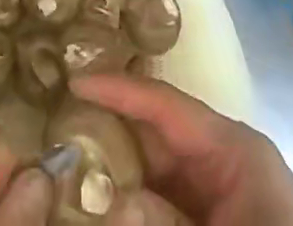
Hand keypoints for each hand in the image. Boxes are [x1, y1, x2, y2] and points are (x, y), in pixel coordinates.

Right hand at [71, 75, 292, 225]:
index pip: (166, 104)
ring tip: (67, 153)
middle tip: (59, 118)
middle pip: (153, 133)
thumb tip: (114, 199)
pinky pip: (162, 197)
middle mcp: (220, 157)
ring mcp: (214, 187)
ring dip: (114, 165)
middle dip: (109, 127)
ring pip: (153, 166)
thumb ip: (166, 219)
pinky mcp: (208, 213)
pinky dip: (133, 196)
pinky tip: (100, 196)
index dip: (118, 89)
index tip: (74, 80)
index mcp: (233, 146)